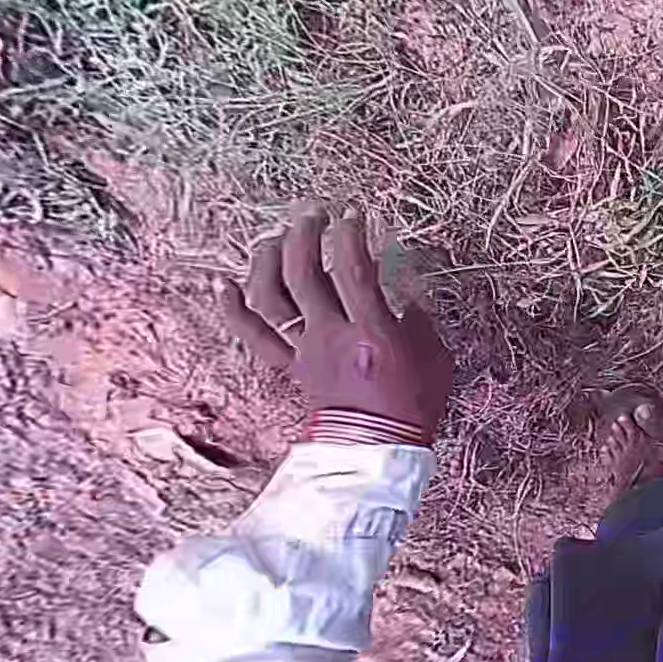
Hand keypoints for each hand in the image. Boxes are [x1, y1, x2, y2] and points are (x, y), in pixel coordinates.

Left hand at [219, 209, 453, 440]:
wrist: (379, 448)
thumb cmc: (415, 405)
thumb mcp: (435, 358)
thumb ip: (419, 322)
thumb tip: (406, 296)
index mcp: (372, 332)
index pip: (354, 270)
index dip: (350, 236)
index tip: (354, 214)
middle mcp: (331, 335)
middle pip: (303, 273)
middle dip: (305, 235)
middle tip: (313, 213)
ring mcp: (305, 350)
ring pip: (270, 296)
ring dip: (268, 260)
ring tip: (277, 237)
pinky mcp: (290, 366)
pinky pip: (253, 336)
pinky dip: (233, 308)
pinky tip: (227, 282)